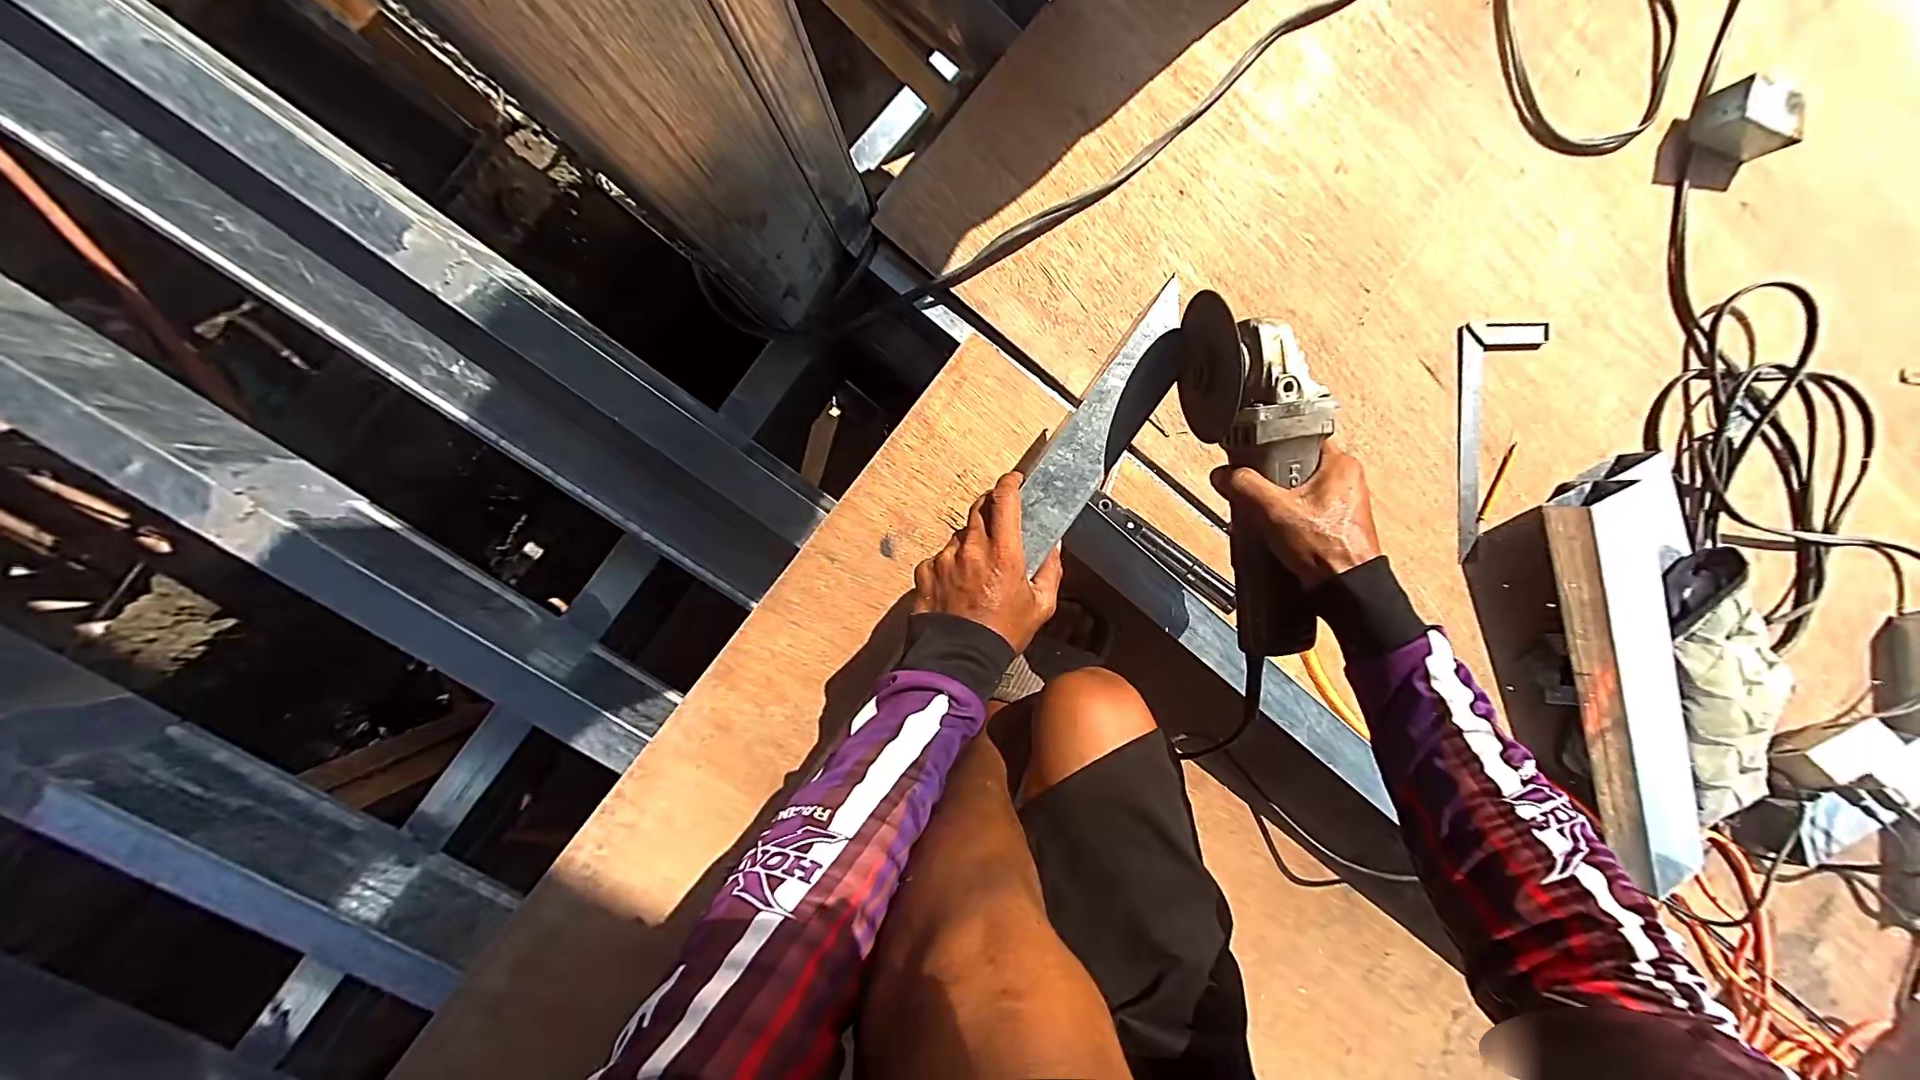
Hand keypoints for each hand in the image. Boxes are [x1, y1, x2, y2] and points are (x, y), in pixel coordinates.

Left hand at [913, 472, 1063, 652]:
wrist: (958, 658)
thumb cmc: (1001, 635)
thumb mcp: (1040, 606)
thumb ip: (1050, 571)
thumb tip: (1054, 547)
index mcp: (1003, 553)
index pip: (1004, 499)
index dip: (1009, 483)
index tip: (1013, 481)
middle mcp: (971, 549)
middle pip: (978, 508)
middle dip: (990, 508)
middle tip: (998, 523)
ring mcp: (945, 558)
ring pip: (959, 536)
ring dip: (970, 544)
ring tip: (978, 572)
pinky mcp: (925, 571)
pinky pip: (940, 557)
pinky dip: (950, 564)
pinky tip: (958, 586)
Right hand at [1209, 441, 1382, 588]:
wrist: (1343, 589)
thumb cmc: (1327, 550)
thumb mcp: (1273, 510)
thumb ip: (1244, 486)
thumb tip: (1225, 475)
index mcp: (1341, 464)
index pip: (1298, 439)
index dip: (1271, 448)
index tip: (1255, 460)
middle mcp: (1346, 479)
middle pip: (1292, 466)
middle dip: (1269, 480)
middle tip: (1259, 493)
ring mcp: (1341, 502)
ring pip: (1294, 490)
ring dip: (1275, 502)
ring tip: (1267, 515)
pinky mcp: (1332, 523)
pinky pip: (1300, 509)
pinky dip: (1285, 517)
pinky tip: (1277, 530)